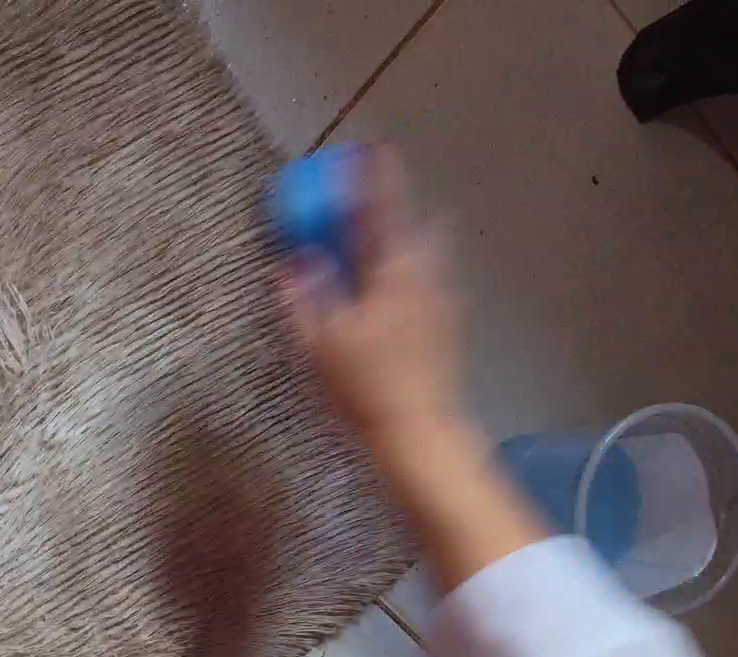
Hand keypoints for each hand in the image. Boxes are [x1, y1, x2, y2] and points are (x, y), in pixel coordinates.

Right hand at [281, 146, 462, 450]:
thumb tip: (291, 264)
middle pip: (414, 222)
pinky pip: (429, 275)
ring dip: (405, 234)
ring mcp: (440, 298)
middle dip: (394, 204)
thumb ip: (304, 298)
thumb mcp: (318, 343)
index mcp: (390, 273)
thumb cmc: (362, 385)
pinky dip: (411, 265)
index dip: (372, 177)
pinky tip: (392, 289)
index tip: (368, 147)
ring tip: (382, 241)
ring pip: (427, 249)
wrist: (415, 427)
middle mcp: (422, 275)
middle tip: (374, 198)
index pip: (380, 210)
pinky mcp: (447, 321)